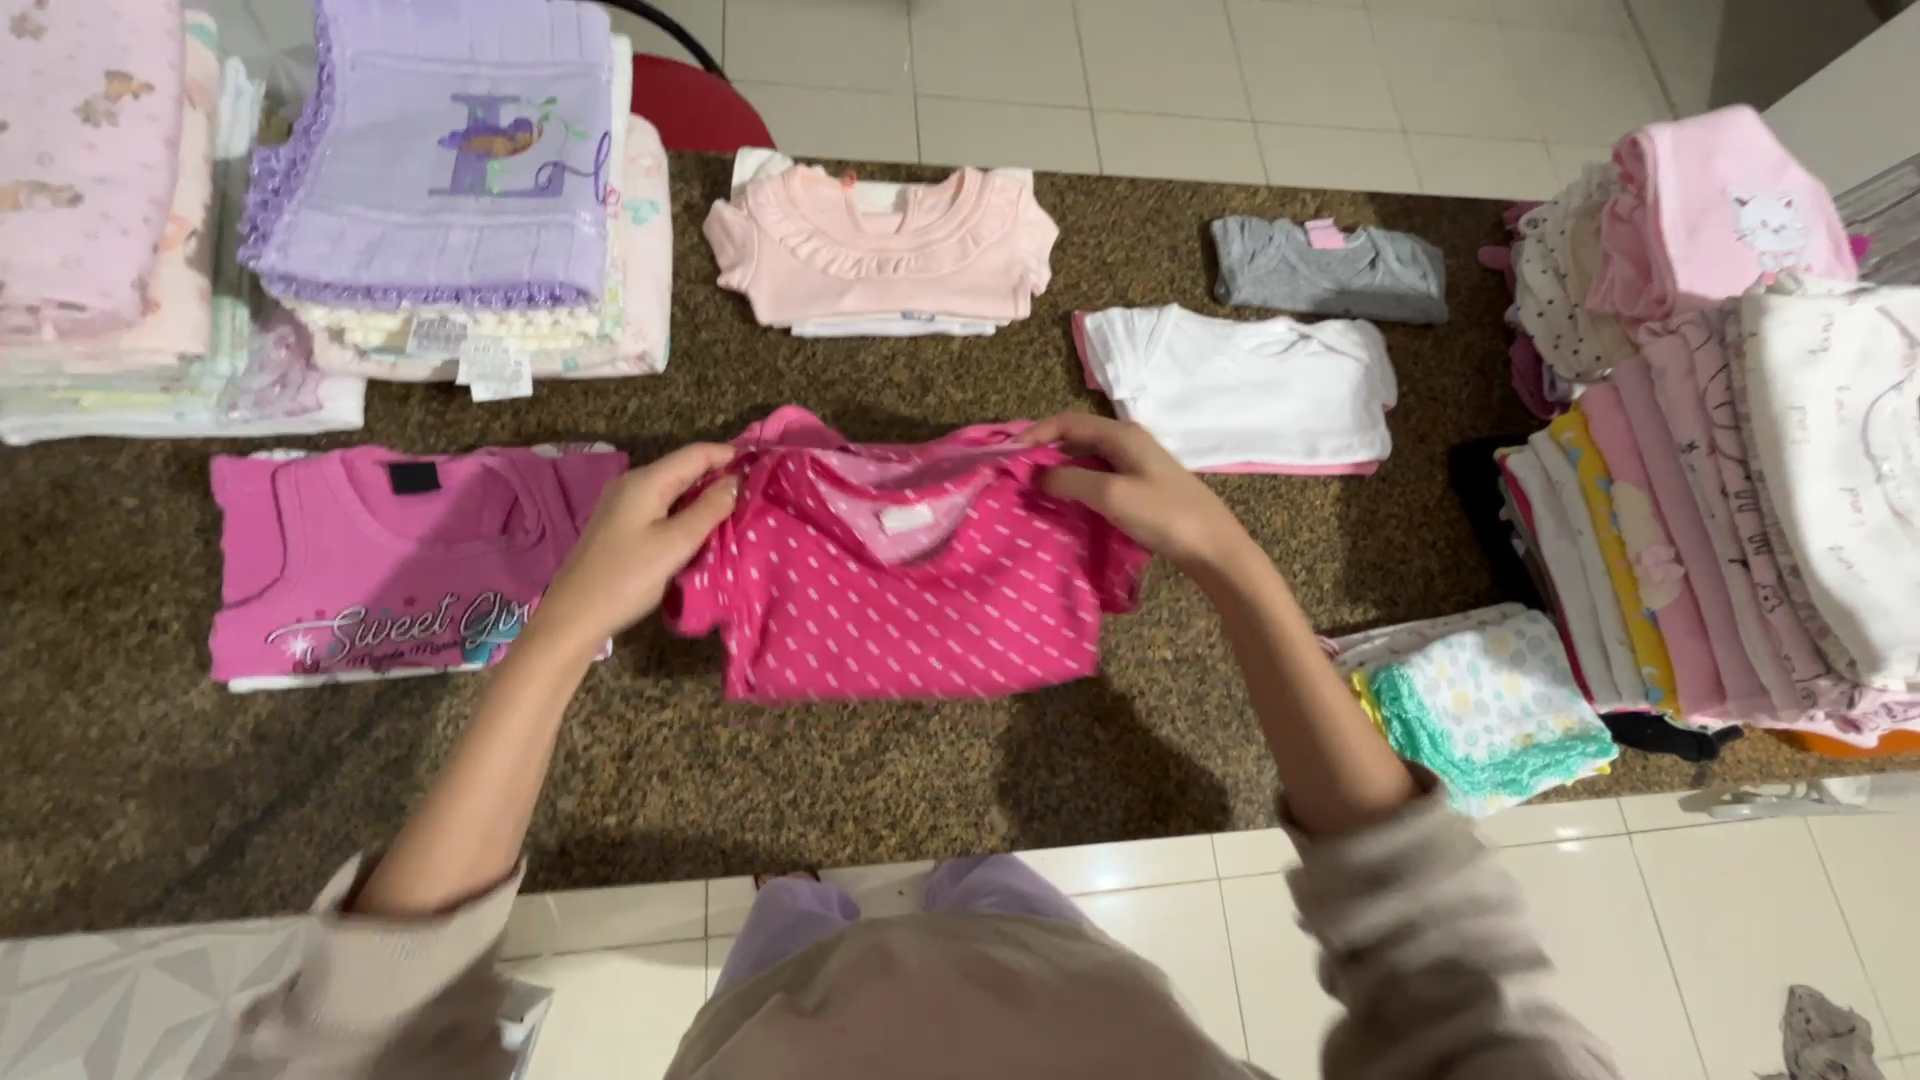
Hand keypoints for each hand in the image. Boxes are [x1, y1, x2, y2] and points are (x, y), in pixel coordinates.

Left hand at [533, 444, 738, 648]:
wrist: (574, 616)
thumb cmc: (627, 577)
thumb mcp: (676, 543)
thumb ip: (709, 509)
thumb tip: (737, 481)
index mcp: (646, 482)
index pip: (696, 454)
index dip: (730, 454)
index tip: (763, 464)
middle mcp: (633, 484)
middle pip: (685, 468)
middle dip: (721, 474)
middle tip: (758, 489)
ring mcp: (625, 504)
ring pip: (675, 488)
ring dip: (706, 494)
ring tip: (740, 507)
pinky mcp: (623, 524)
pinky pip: (664, 505)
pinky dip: (688, 509)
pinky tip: (705, 526)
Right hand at [1019, 413, 1251, 571]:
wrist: (1213, 547)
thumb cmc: (1164, 515)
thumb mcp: (1111, 494)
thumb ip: (1070, 479)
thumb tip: (1039, 474)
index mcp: (1122, 434)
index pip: (1067, 422)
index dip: (1035, 433)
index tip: (1008, 454)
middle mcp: (1128, 441)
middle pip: (1075, 437)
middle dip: (1044, 452)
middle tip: (1016, 473)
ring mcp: (1136, 464)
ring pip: (1086, 458)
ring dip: (1059, 470)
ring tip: (1035, 490)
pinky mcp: (1141, 486)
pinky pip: (1098, 476)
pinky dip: (1076, 484)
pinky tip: (1066, 502)